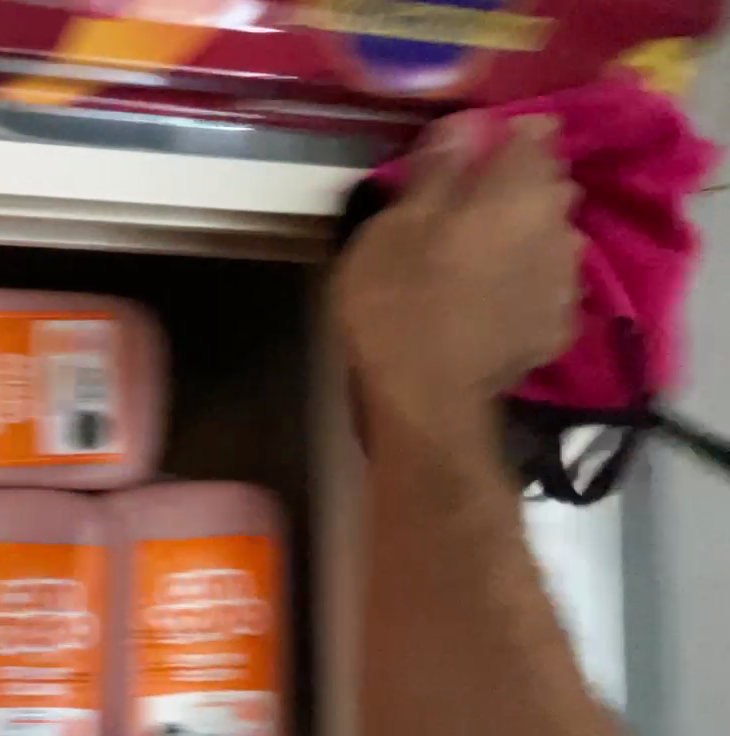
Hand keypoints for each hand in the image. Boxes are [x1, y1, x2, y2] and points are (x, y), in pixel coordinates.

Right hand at [332, 113, 582, 453]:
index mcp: (516, 192)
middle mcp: (557, 223)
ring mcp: (562, 277)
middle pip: (538, 187)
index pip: (531, 131)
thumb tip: (463, 123)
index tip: (449, 168)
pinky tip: (475, 311)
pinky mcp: (553, 323)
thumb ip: (433, 174)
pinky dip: (511, 290)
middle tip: (442, 224)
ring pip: (539, 239)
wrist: (424, 397)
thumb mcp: (389, 233)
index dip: (492, 142)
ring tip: (457, 273)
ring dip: (507, 245)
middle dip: (500, 196)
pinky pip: (535, 288)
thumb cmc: (394, 306)